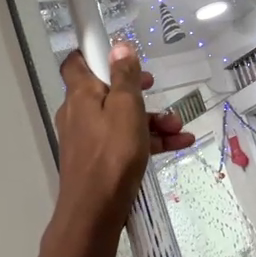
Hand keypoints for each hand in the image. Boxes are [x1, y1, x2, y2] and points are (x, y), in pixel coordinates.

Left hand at [54, 43, 195, 228]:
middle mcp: (80, 113)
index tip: (120, 54)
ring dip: (152, 118)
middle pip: (108, 91)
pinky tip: (179, 143)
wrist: (96, 210)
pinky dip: (150, 140)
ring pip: (122, 118)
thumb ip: (124, 77)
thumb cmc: (112, 153)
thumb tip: (119, 46)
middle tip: (155, 88)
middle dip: (138, 90)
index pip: (76, 63)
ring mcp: (89, 138)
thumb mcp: (126, 108)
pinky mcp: (100, 159)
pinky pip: (127, 141)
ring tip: (179, 126)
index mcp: (81, 95)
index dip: (96, 54)